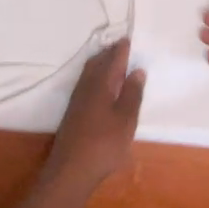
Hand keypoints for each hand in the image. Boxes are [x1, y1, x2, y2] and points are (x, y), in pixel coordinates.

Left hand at [44, 37, 145, 191]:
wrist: (71, 169)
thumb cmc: (104, 143)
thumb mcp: (126, 120)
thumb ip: (133, 94)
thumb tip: (137, 70)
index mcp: (101, 83)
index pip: (113, 58)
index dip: (122, 48)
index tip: (130, 38)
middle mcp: (87, 85)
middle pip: (99, 61)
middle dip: (110, 53)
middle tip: (123, 47)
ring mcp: (78, 98)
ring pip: (90, 71)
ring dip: (102, 63)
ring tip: (115, 63)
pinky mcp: (74, 110)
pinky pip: (87, 82)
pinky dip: (96, 76)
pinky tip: (102, 86)